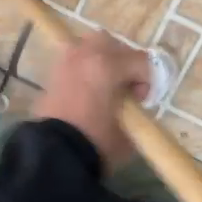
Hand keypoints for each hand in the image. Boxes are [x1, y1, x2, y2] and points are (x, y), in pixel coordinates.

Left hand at [34, 32, 151, 166]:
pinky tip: (88, 91)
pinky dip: (85, 70)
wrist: (54, 155)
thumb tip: (132, 105)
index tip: (142, 102)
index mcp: (108, 65)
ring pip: (91, 47)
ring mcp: (66, 61)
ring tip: (106, 87)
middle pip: (115, 45)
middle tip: (125, 89)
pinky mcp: (52, 74)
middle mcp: (86, 54)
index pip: (141, 61)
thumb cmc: (96, 144)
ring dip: (103, 61)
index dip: (148, 82)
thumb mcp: (128, 132)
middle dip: (125, 64)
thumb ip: (135, 110)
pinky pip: (75, 61)